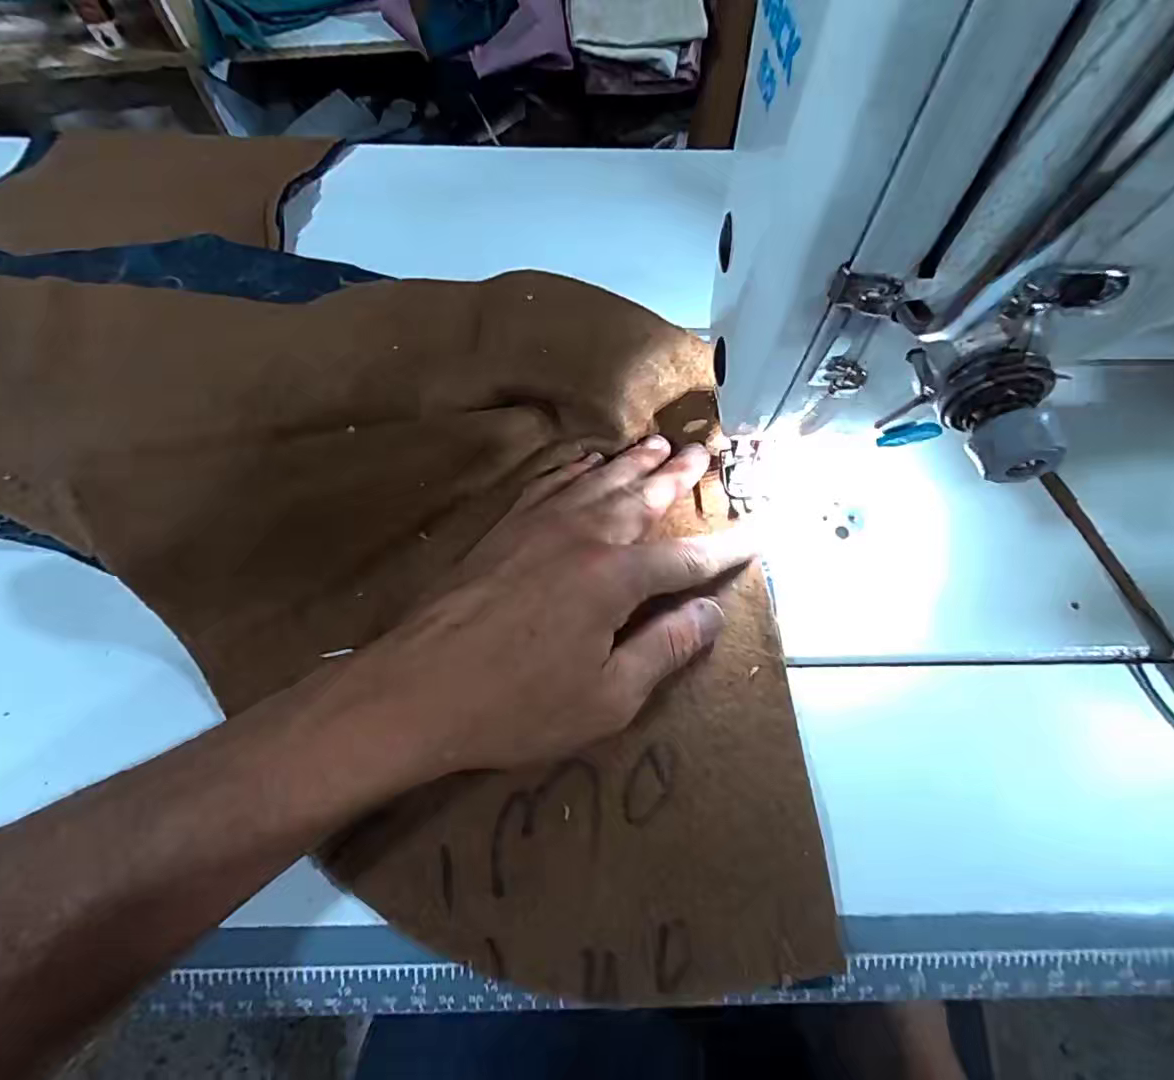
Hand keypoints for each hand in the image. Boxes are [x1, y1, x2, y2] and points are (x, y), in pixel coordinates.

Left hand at [310, 436, 752, 789]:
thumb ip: (664, 649)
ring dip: (634, 462)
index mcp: (615, 579)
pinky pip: (549, 482)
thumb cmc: (516, 706)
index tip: (761, 529)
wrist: (412, 692)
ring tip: (658, 443)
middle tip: (704, 450)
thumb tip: (711, 614)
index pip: (688, 558)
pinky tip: (585, 458)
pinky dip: (574, 466)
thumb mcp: (608, 697)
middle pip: (643, 497)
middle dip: (678, 475)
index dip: (728, 547)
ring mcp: (539, 526)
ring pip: (599, 480)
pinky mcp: (505, 529)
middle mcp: (583, 537)